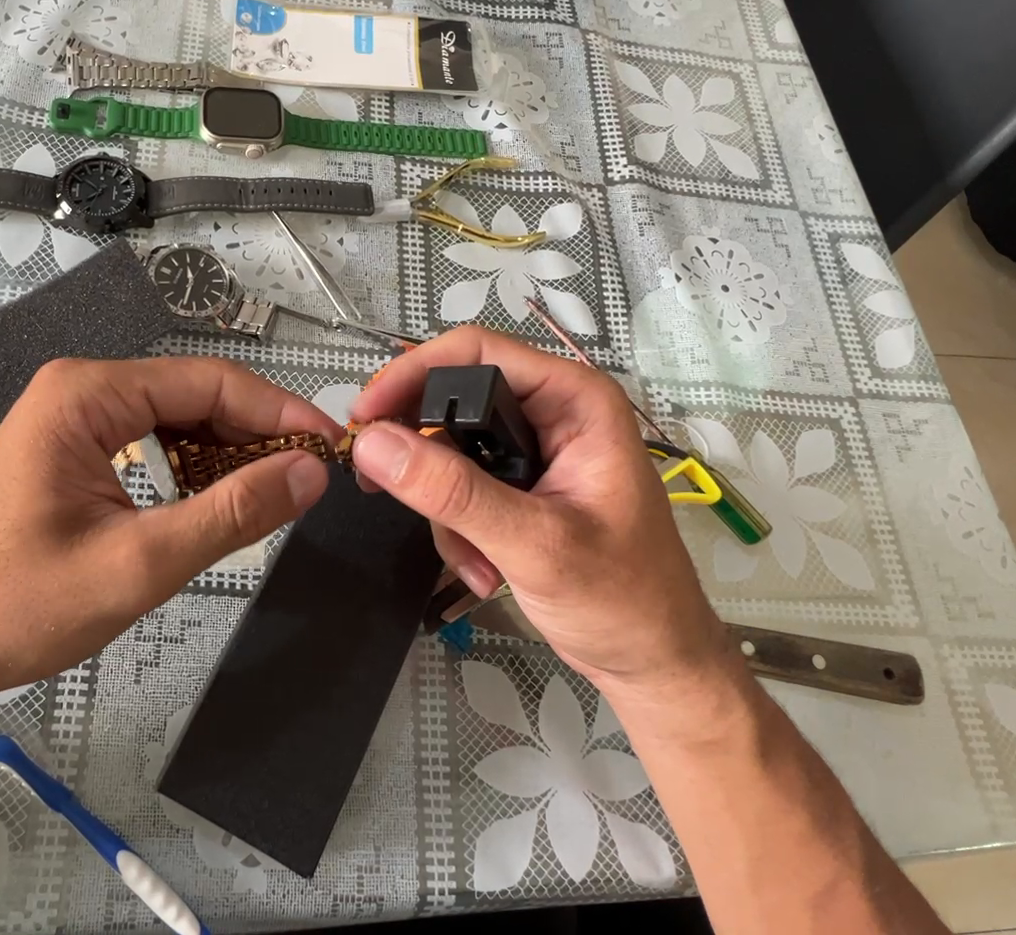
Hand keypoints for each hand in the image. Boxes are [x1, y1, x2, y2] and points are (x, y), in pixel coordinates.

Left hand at [0, 357, 338, 706]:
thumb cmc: (16, 608)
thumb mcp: (139, 564)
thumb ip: (231, 514)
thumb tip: (309, 474)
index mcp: (86, 394)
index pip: (208, 381)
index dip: (279, 412)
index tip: (330, 448)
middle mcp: (77, 390)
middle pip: (192, 395)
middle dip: (254, 434)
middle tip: (308, 479)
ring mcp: (68, 419)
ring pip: (173, 420)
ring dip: (224, 454)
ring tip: (269, 495)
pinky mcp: (66, 451)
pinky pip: (146, 443)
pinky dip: (188, 470)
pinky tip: (213, 502)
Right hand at [348, 327, 731, 694]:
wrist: (652, 661)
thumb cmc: (622, 599)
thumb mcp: (534, 543)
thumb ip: (452, 493)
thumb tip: (372, 444)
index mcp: (575, 400)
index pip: (478, 353)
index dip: (413, 373)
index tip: (364, 416)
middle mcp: (552, 414)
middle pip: (455, 400)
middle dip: (423, 455)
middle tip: (377, 485)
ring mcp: (533, 453)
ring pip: (448, 451)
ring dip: (445, 510)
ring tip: (475, 561)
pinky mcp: (518, 488)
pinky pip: (459, 488)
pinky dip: (458, 530)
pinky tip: (484, 570)